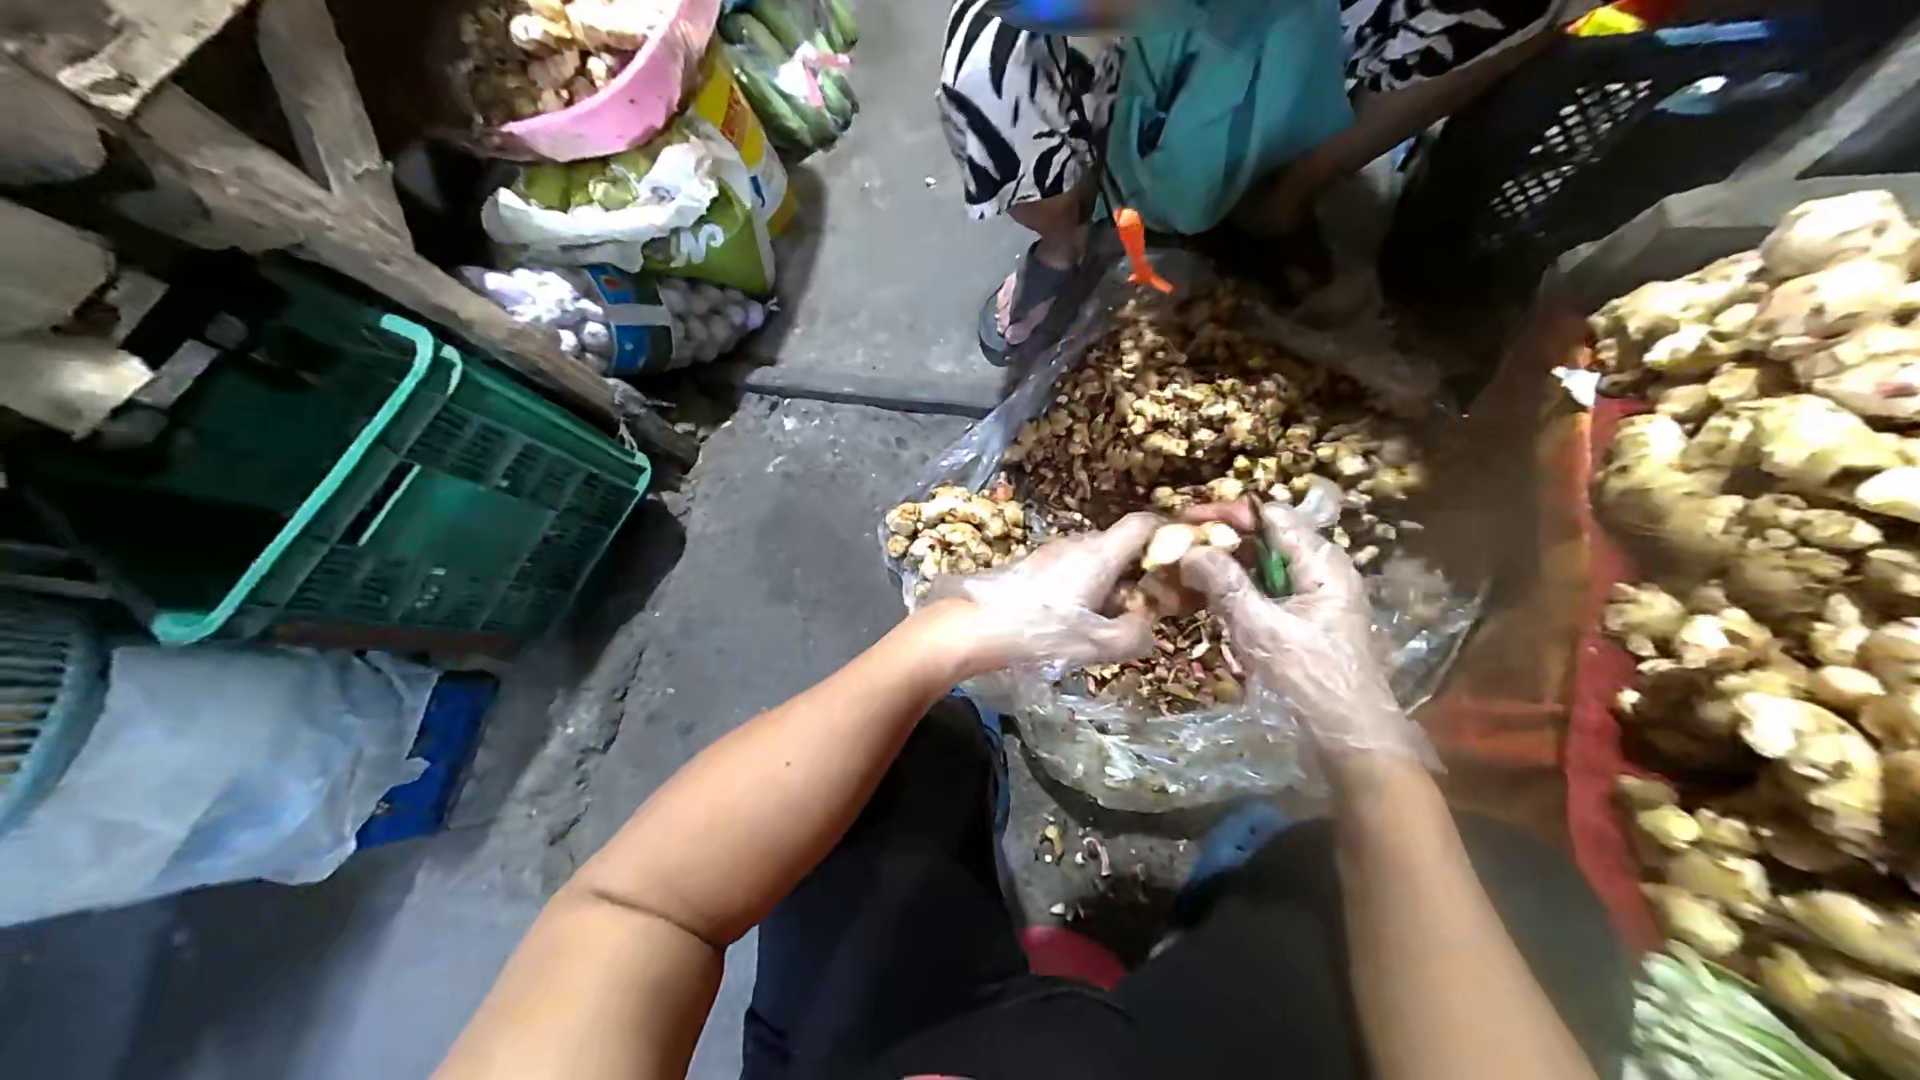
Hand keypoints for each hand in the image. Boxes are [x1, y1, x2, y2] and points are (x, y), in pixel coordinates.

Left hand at [924, 513, 1159, 675]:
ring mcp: (1052, 552)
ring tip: (1103, 623)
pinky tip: (1070, 620)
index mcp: (1099, 554)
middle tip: (1142, 608)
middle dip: (1137, 573)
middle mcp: (1077, 543)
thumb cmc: (1040, 632)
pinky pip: (1071, 570)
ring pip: (1094, 560)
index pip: (1143, 523)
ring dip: (1108, 585)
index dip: (1167, 534)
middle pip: (1120, 546)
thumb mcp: (1096, 644)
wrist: (973, 625)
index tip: (1178, 560)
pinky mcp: (1032, 564)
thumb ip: (1135, 634)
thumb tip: (1148, 622)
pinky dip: (1083, 588)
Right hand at [1178, 502, 1430, 764]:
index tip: (1186, 520)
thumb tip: (1190, 549)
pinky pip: (1259, 590)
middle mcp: (1317, 569)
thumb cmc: (1310, 679)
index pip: (1271, 516)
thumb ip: (1225, 584)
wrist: (1347, 735)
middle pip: (1262, 538)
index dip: (1228, 514)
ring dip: (1218, 566)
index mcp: (1320, 563)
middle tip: (1174, 547)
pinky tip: (1198, 597)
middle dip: (1217, 541)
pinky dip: (1229, 590)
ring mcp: (1309, 594)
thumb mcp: (1262, 629)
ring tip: (1177, 572)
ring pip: (1257, 565)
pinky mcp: (1298, 616)